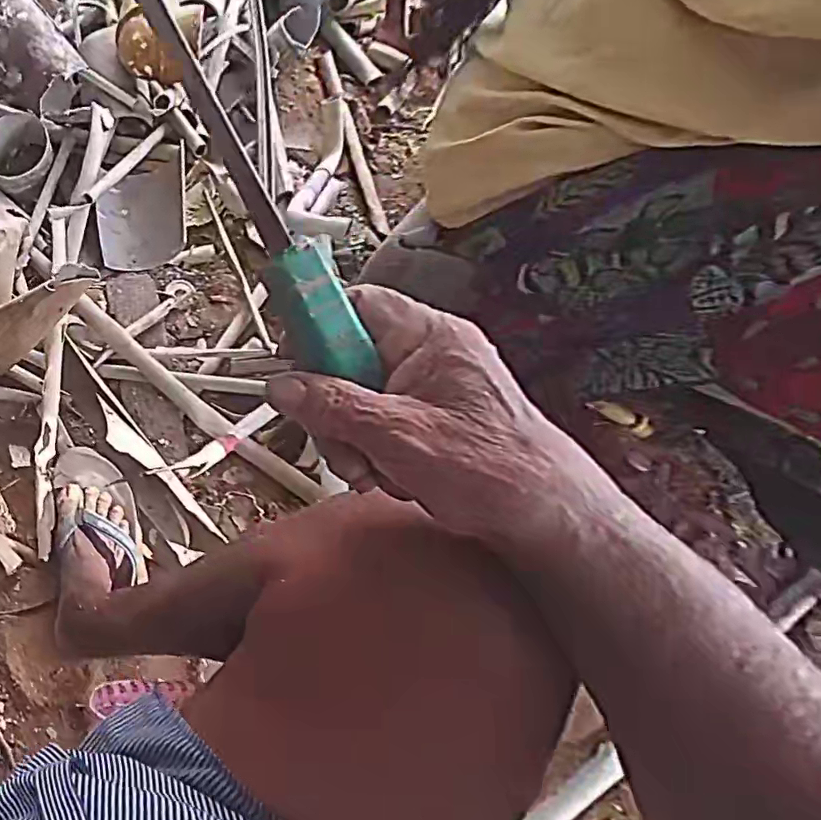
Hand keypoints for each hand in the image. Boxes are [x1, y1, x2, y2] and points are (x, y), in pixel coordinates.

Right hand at [266, 285, 629, 551]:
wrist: (539, 515)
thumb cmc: (492, 467)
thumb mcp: (398, 434)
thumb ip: (333, 406)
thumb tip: (280, 385)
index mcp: (429, 337)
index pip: (357, 303)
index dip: (316, 326)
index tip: (292, 364)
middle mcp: (421, 356)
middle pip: (342, 360)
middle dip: (329, 408)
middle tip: (336, 441)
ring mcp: (416, 391)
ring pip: (346, 400)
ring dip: (343, 440)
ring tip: (368, 471)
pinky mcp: (413, 422)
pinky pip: (363, 427)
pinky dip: (362, 454)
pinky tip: (381, 476)